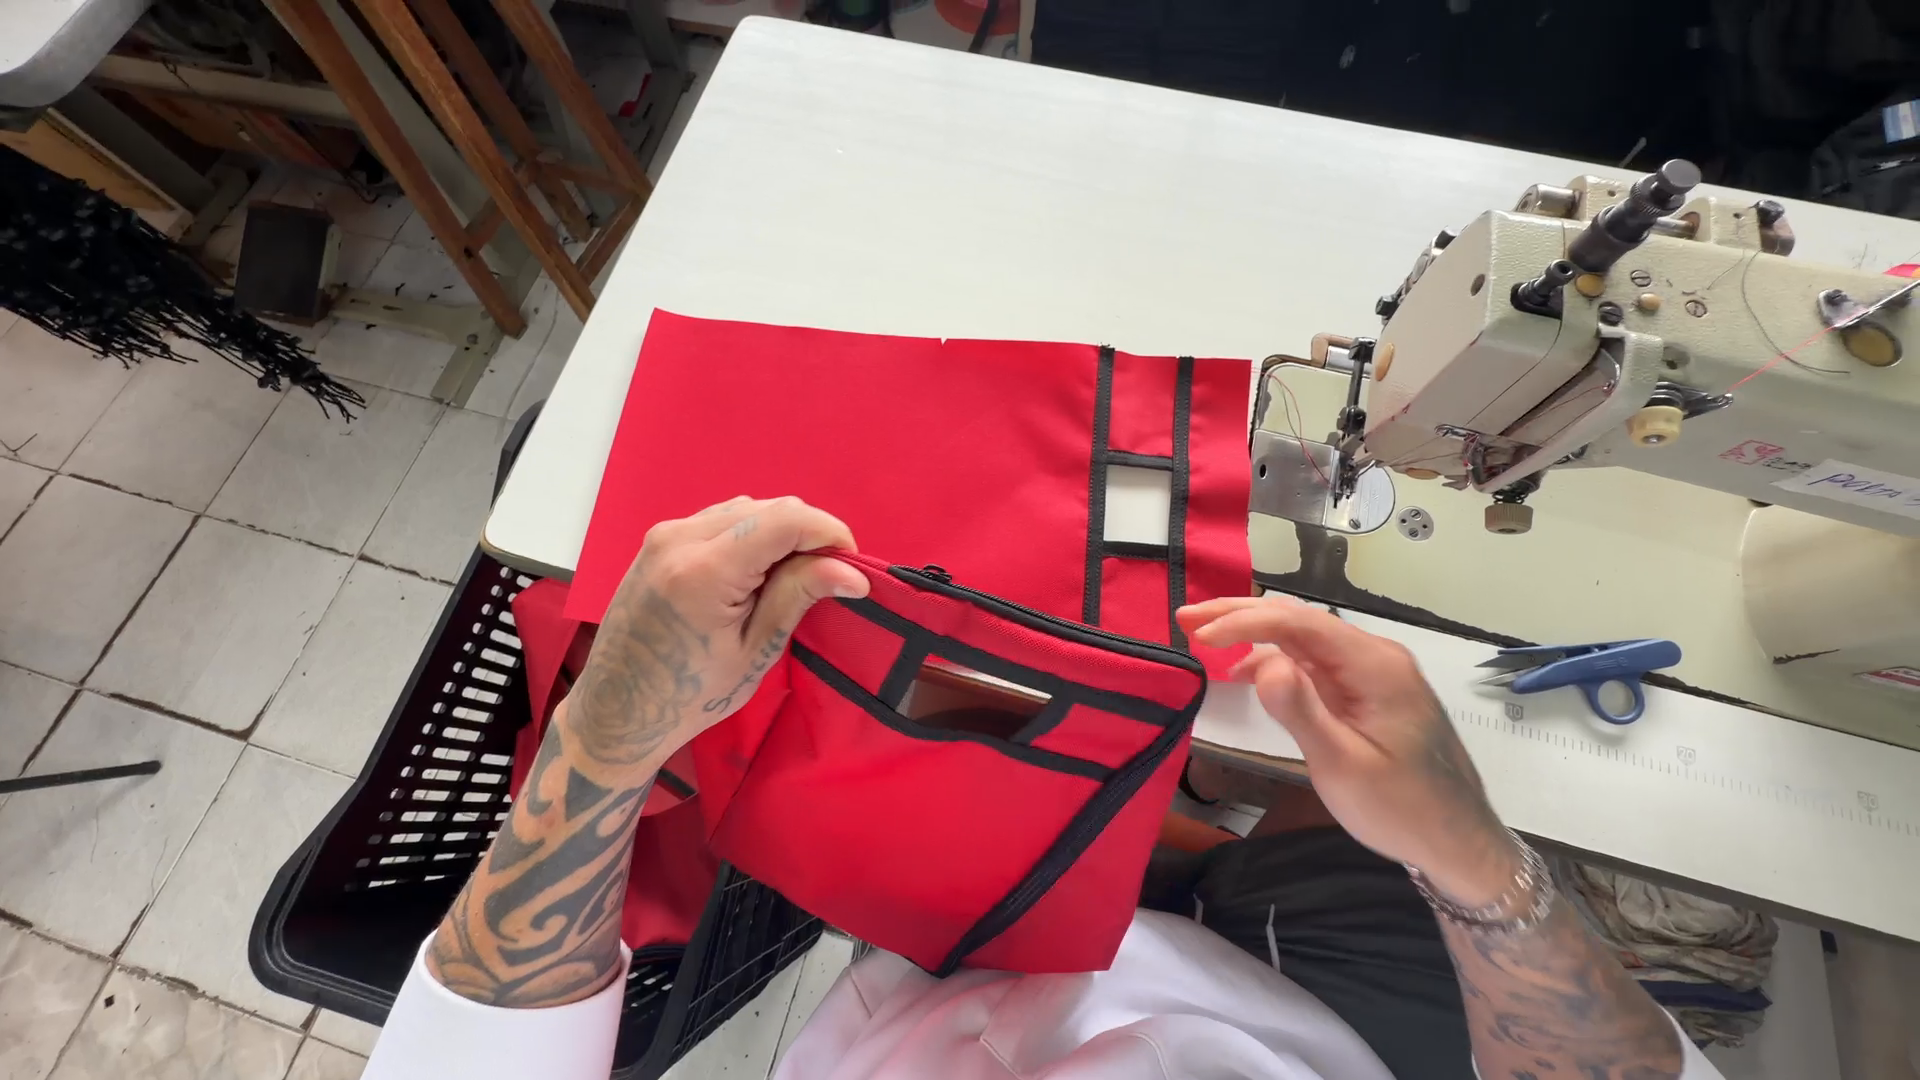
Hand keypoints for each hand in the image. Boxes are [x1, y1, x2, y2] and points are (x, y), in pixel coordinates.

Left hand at [564, 495, 869, 772]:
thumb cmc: (690, 695)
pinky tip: (756, 573)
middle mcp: (681, 538)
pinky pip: (724, 518)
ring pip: (748, 508)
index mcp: (704, 571)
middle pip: (770, 508)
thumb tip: (854, 573)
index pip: (786, 519)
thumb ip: (799, 597)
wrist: (617, 710)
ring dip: (781, 534)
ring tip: (790, 581)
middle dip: (809, 535)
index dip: (829, 533)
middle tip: (826, 579)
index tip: (850, 567)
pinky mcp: (661, 539)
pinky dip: (753, 535)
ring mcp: (666, 534)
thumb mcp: (755, 651)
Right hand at [1177, 596, 1519, 904]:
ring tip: (1202, 636)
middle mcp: (1374, 656)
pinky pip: (1313, 661)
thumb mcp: (1343, 765)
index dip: (1243, 622)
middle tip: (1186, 618)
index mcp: (1374, 665)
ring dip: (1251, 633)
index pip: (1297, 623)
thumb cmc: (1401, 809)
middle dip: (1239, 614)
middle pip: (1298, 619)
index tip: (1198, 636)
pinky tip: (1244, 673)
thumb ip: (1301, 711)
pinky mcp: (1365, 690)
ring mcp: (1370, 672)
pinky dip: (1273, 659)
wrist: (1461, 845)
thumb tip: (1259, 664)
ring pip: (1302, 637)